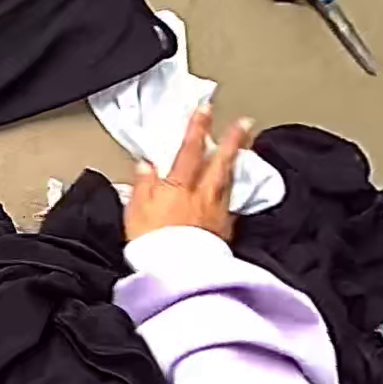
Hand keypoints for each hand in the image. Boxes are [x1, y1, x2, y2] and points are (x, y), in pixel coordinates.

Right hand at [124, 104, 252, 242]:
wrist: (176, 273)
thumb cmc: (152, 244)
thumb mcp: (136, 210)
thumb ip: (143, 185)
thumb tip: (146, 164)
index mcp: (178, 187)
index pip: (190, 150)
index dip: (198, 128)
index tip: (206, 110)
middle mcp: (202, 196)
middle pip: (220, 162)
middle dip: (232, 139)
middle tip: (245, 123)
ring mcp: (216, 213)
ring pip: (229, 180)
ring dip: (237, 162)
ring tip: (245, 149)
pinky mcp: (224, 231)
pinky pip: (232, 205)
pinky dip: (234, 194)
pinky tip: (234, 192)